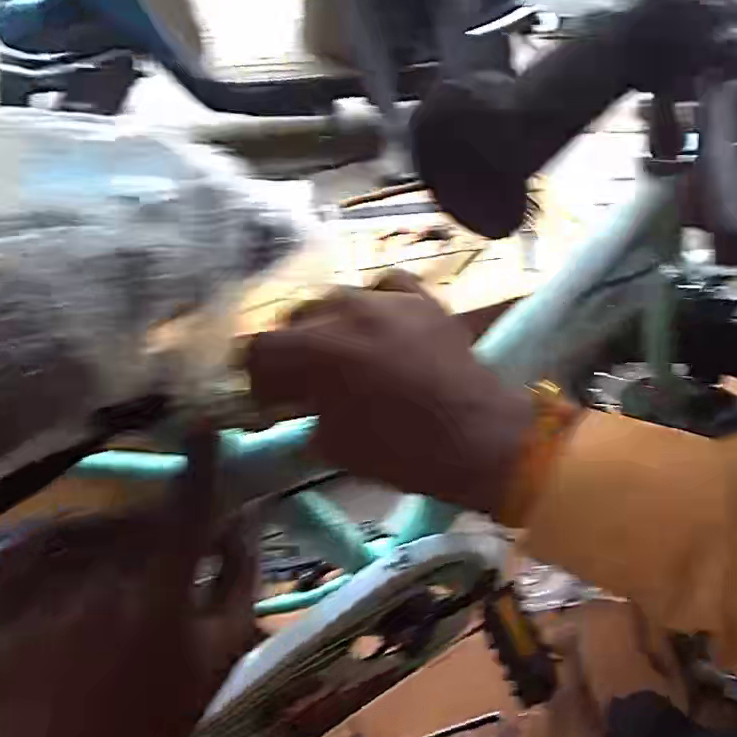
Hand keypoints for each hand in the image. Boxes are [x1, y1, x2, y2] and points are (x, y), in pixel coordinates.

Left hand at [0, 432, 258, 736]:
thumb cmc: (162, 716)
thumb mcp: (223, 649)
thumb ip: (242, 576)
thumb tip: (247, 517)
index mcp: (160, 598)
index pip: (186, 512)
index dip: (198, 464)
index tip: (204, 426)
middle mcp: (97, 592)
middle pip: (133, 520)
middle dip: (156, 520)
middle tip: (165, 543)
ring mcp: (38, 606)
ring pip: (79, 535)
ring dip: (105, 534)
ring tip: (113, 561)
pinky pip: (15, 557)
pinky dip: (40, 544)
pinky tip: (57, 553)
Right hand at [244, 272, 533, 516]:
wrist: (478, 438)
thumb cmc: (404, 452)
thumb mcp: (337, 445)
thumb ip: (306, 416)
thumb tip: (296, 406)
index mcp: (318, 350)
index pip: (261, 348)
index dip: (258, 375)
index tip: (268, 396)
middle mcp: (347, 312)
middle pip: (297, 317)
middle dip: (293, 349)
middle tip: (304, 378)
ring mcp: (389, 301)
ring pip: (339, 297)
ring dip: (331, 324)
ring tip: (343, 350)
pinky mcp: (424, 300)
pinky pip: (387, 285)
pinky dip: (376, 301)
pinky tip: (379, 320)